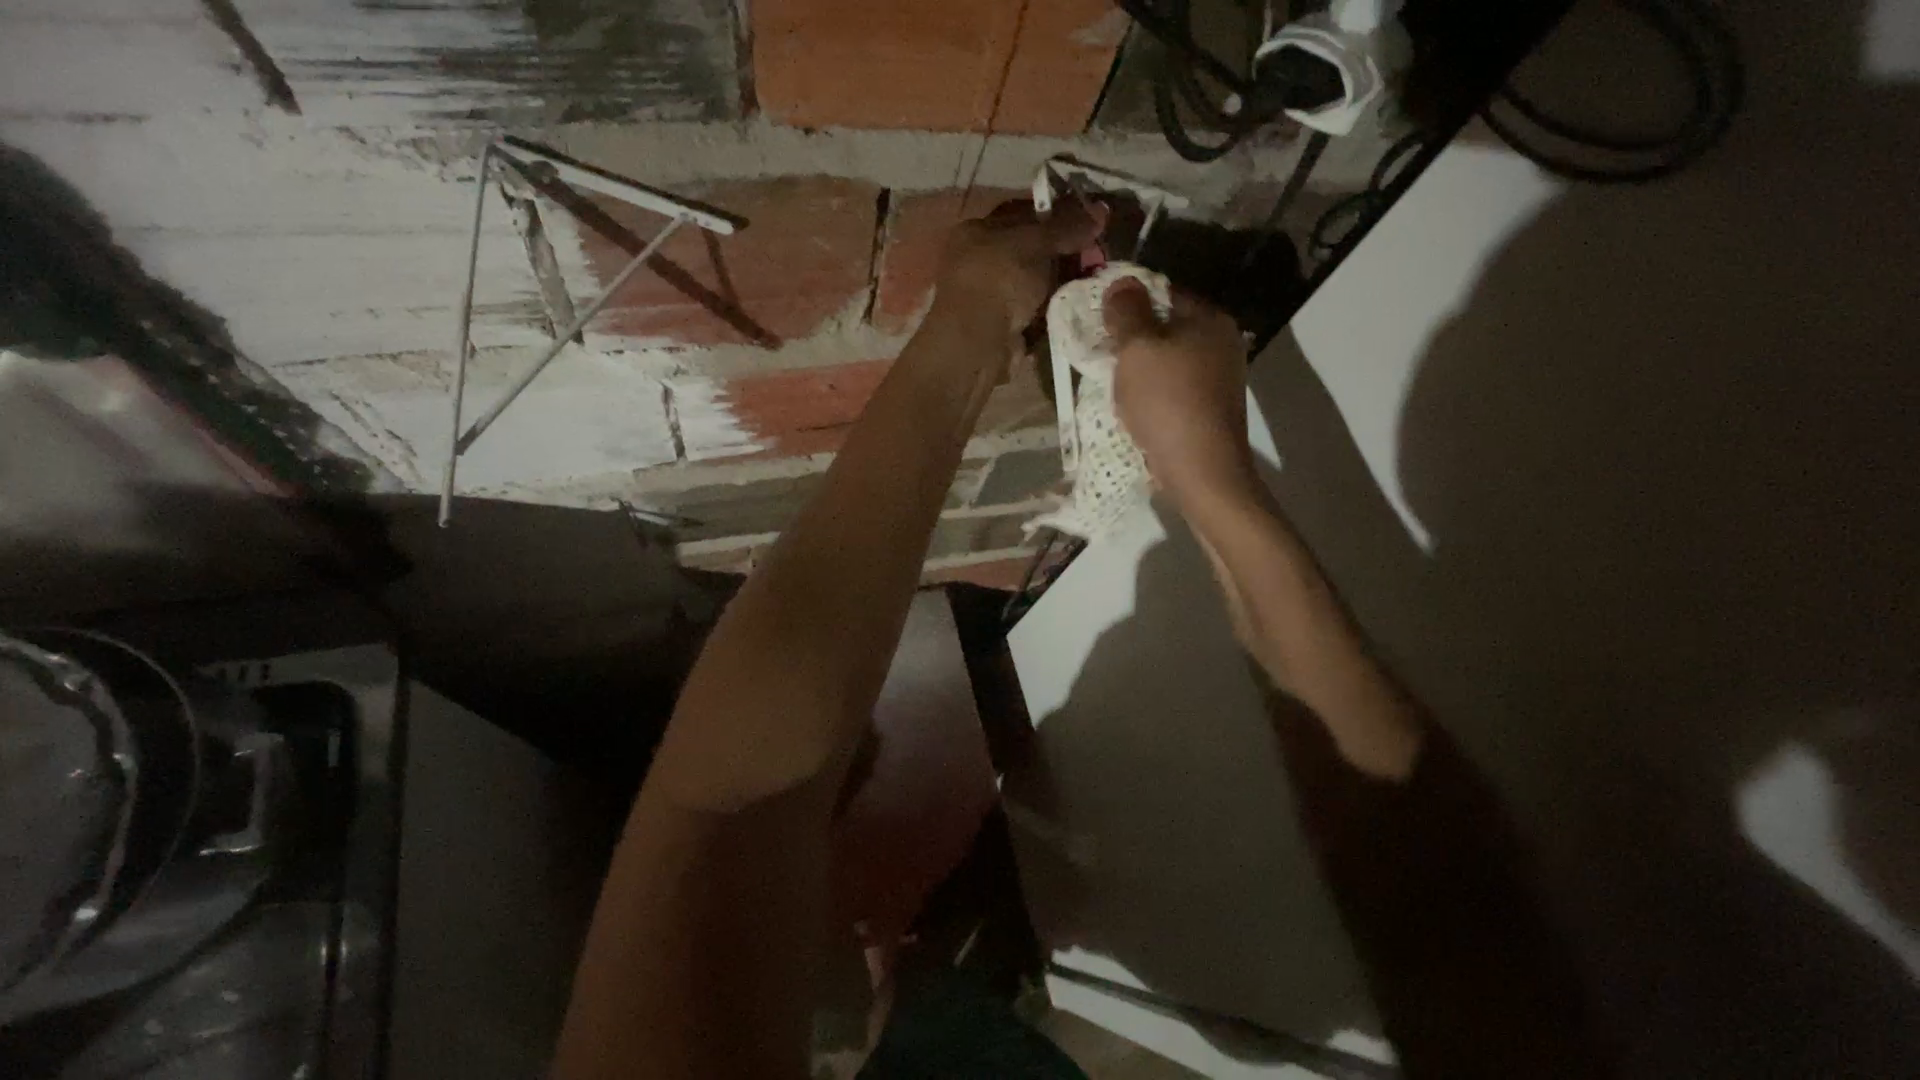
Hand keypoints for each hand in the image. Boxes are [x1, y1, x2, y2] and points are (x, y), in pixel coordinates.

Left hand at [928, 200, 1103, 342]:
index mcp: (977, 231)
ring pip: (1038, 281)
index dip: (1058, 215)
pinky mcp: (1005, 326)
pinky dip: (1056, 306)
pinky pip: (1038, 309)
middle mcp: (981, 261)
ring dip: (1065, 280)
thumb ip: (1067, 226)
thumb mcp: (1035, 243)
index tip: (1090, 221)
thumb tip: (1101, 209)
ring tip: (1094, 278)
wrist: (979, 344)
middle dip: (1066, 251)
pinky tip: (1077, 302)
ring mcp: (993, 296)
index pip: (1024, 214)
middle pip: (1033, 249)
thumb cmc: (1000, 279)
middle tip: (1098, 255)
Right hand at [1104, 279, 1257, 507]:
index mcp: (1209, 318)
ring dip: (1142, 367)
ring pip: (1170, 359)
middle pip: (1168, 326)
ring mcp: (1220, 377)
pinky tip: (1136, 406)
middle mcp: (1223, 341)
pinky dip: (1154, 391)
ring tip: (1114, 381)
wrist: (1200, 469)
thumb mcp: (1136, 348)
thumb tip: (1122, 282)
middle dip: (1134, 337)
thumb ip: (1126, 311)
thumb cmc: (1166, 400)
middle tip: (1102, 351)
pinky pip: (1175, 387)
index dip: (1129, 300)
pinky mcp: (1211, 407)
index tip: (1100, 319)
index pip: (1163, 291)